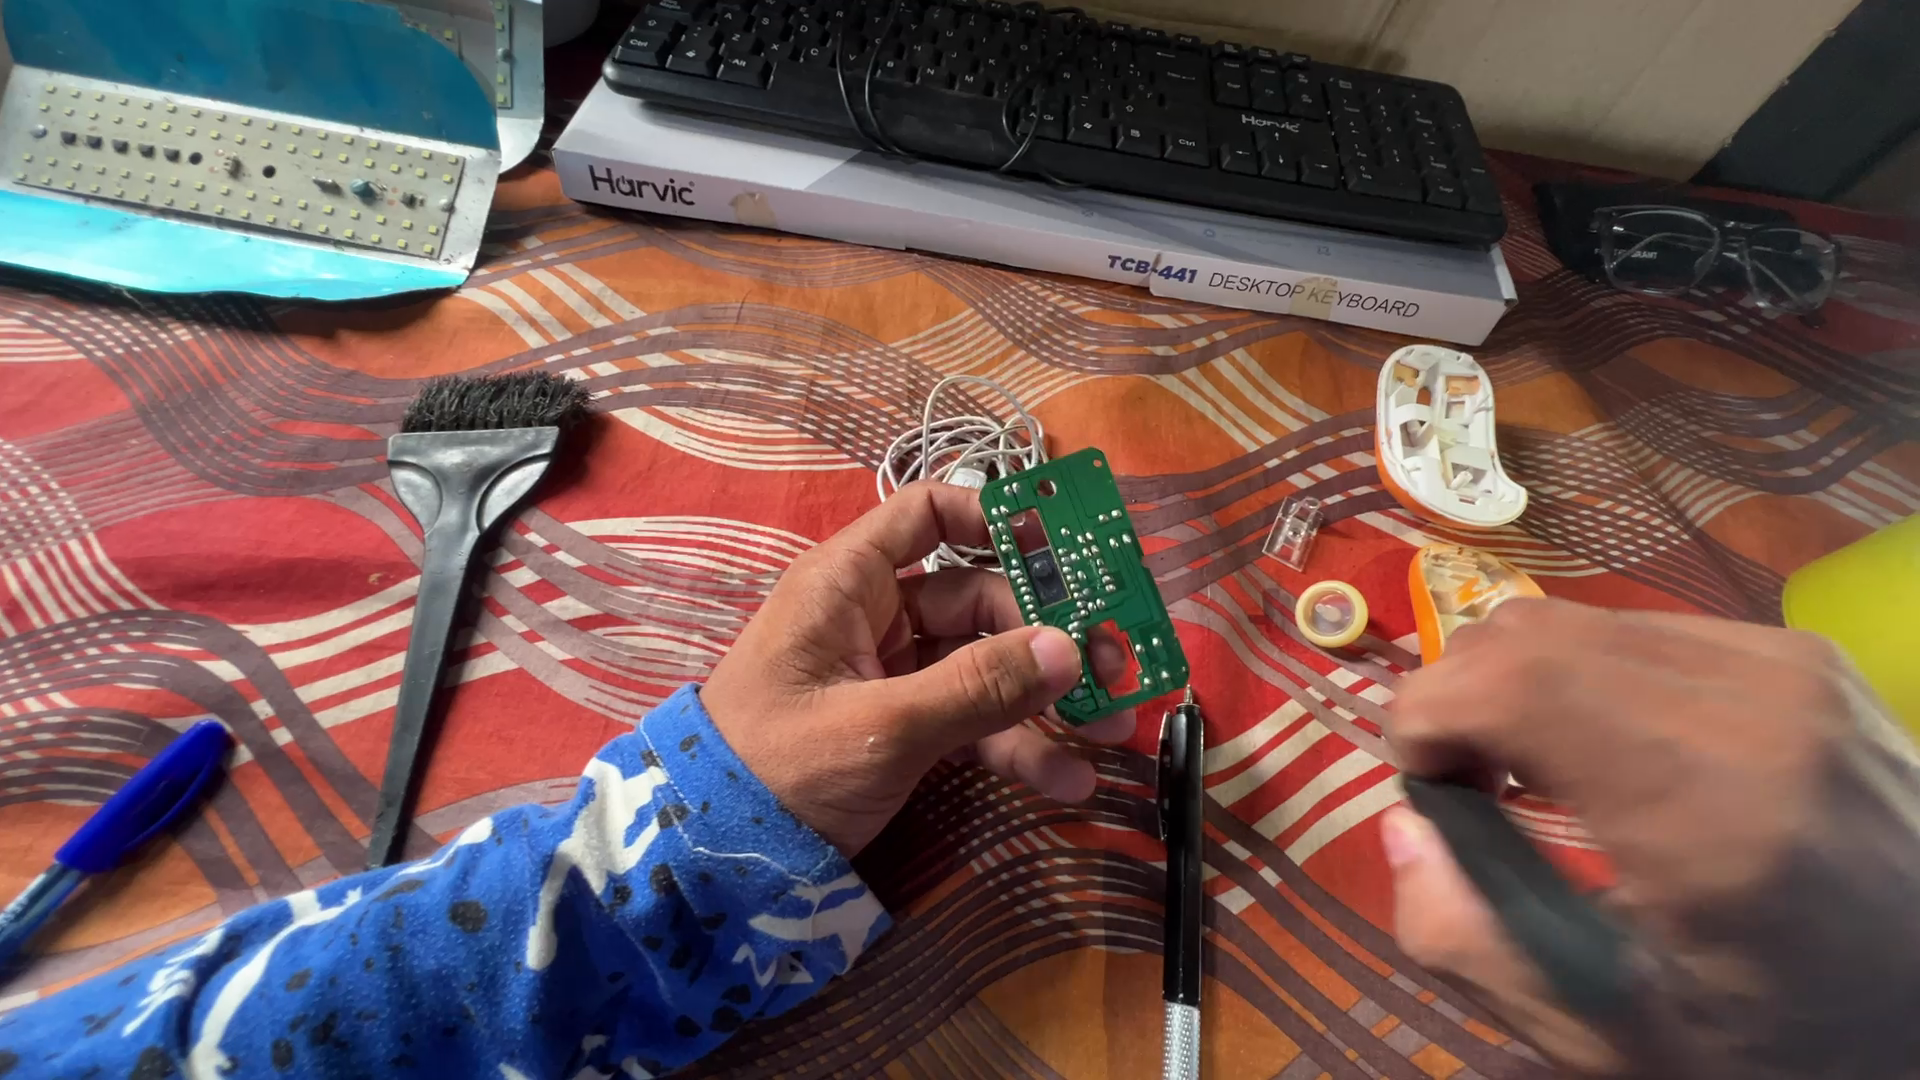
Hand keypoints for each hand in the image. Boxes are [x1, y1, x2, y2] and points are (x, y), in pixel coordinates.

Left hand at [700, 481, 1135, 856]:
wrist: (710, 863)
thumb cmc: (778, 768)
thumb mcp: (881, 726)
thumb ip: (975, 688)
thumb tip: (1069, 649)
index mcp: (852, 582)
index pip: (927, 514)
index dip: (993, 517)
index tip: (1061, 546)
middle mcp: (878, 615)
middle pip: (978, 599)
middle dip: (1046, 635)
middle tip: (1114, 666)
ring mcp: (893, 673)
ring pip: (982, 665)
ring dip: (1043, 699)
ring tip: (1108, 732)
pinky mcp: (904, 725)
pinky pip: (968, 719)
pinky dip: (1012, 744)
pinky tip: (1063, 778)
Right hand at [1384, 598, 1919, 1078]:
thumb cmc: (1783, 1040)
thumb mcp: (1598, 1033)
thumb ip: (1460, 935)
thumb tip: (1408, 824)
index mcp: (1712, 813)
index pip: (1505, 686)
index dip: (1423, 718)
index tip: (1430, 789)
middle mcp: (1756, 711)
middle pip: (1515, 640)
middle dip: (1449, 699)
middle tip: (1468, 779)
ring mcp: (1783, 666)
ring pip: (1553, 620)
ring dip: (1498, 682)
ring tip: (1525, 758)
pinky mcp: (1792, 650)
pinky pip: (1610, 626)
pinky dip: (1560, 672)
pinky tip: (1592, 739)